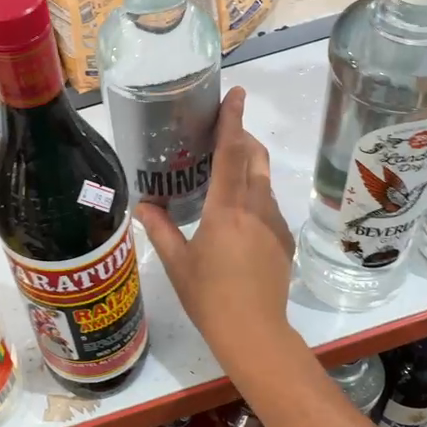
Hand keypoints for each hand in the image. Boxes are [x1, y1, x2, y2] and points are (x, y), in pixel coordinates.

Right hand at [136, 87, 295, 346]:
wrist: (254, 331)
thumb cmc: (209, 296)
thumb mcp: (177, 262)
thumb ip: (159, 228)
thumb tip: (142, 205)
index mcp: (226, 208)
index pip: (230, 152)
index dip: (232, 120)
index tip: (236, 94)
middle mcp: (255, 208)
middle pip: (254, 157)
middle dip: (242, 137)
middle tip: (223, 132)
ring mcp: (274, 224)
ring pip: (264, 181)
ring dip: (249, 166)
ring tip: (227, 172)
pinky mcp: (284, 241)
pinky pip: (269, 205)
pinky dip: (255, 195)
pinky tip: (239, 215)